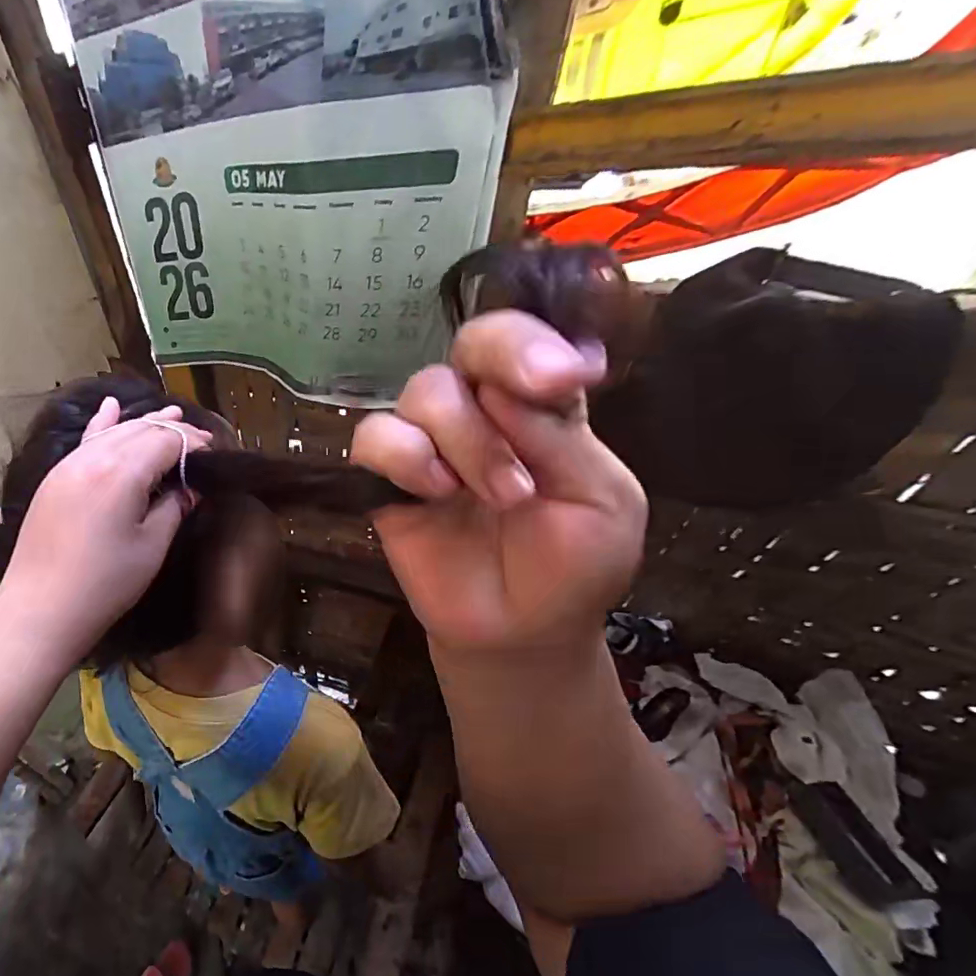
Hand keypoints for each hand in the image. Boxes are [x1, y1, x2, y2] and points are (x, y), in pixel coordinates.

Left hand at [0, 398, 211, 662]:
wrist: (41, 609)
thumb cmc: (104, 584)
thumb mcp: (150, 547)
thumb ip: (173, 508)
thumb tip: (190, 488)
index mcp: (122, 472)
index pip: (165, 440)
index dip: (192, 441)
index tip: (213, 449)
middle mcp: (93, 458)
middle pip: (140, 430)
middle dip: (171, 429)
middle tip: (198, 437)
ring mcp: (68, 465)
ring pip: (113, 432)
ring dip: (142, 424)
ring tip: (168, 415)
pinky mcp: (54, 478)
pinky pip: (85, 441)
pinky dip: (102, 424)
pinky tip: (110, 407)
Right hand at [351, 311, 645, 654]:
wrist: (520, 631)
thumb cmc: (574, 569)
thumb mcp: (601, 504)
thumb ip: (561, 440)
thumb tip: (505, 390)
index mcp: (541, 409)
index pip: (530, 343)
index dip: (537, 343)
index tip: (563, 378)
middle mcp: (483, 413)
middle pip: (471, 344)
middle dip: (502, 360)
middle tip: (538, 399)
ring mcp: (432, 445)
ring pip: (425, 390)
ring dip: (466, 438)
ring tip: (500, 496)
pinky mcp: (389, 481)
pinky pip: (374, 438)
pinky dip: (404, 456)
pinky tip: (435, 492)